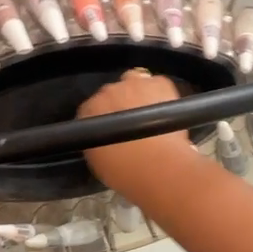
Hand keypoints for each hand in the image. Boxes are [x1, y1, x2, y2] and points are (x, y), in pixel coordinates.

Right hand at [79, 70, 202, 198]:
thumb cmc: (122, 170)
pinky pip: (156, 83)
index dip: (102, 118)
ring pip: (133, 81)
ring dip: (137, 92)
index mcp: (87, 111)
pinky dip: (160, 93)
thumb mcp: (97, 160)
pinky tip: (165, 109)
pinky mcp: (158, 83)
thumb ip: (95, 141)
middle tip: (132, 126)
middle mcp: (106, 92)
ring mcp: (133, 84)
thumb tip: (103, 138)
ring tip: (149, 113)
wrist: (155, 164)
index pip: (90, 108)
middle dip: (119, 105)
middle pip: (111, 93)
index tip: (111, 131)